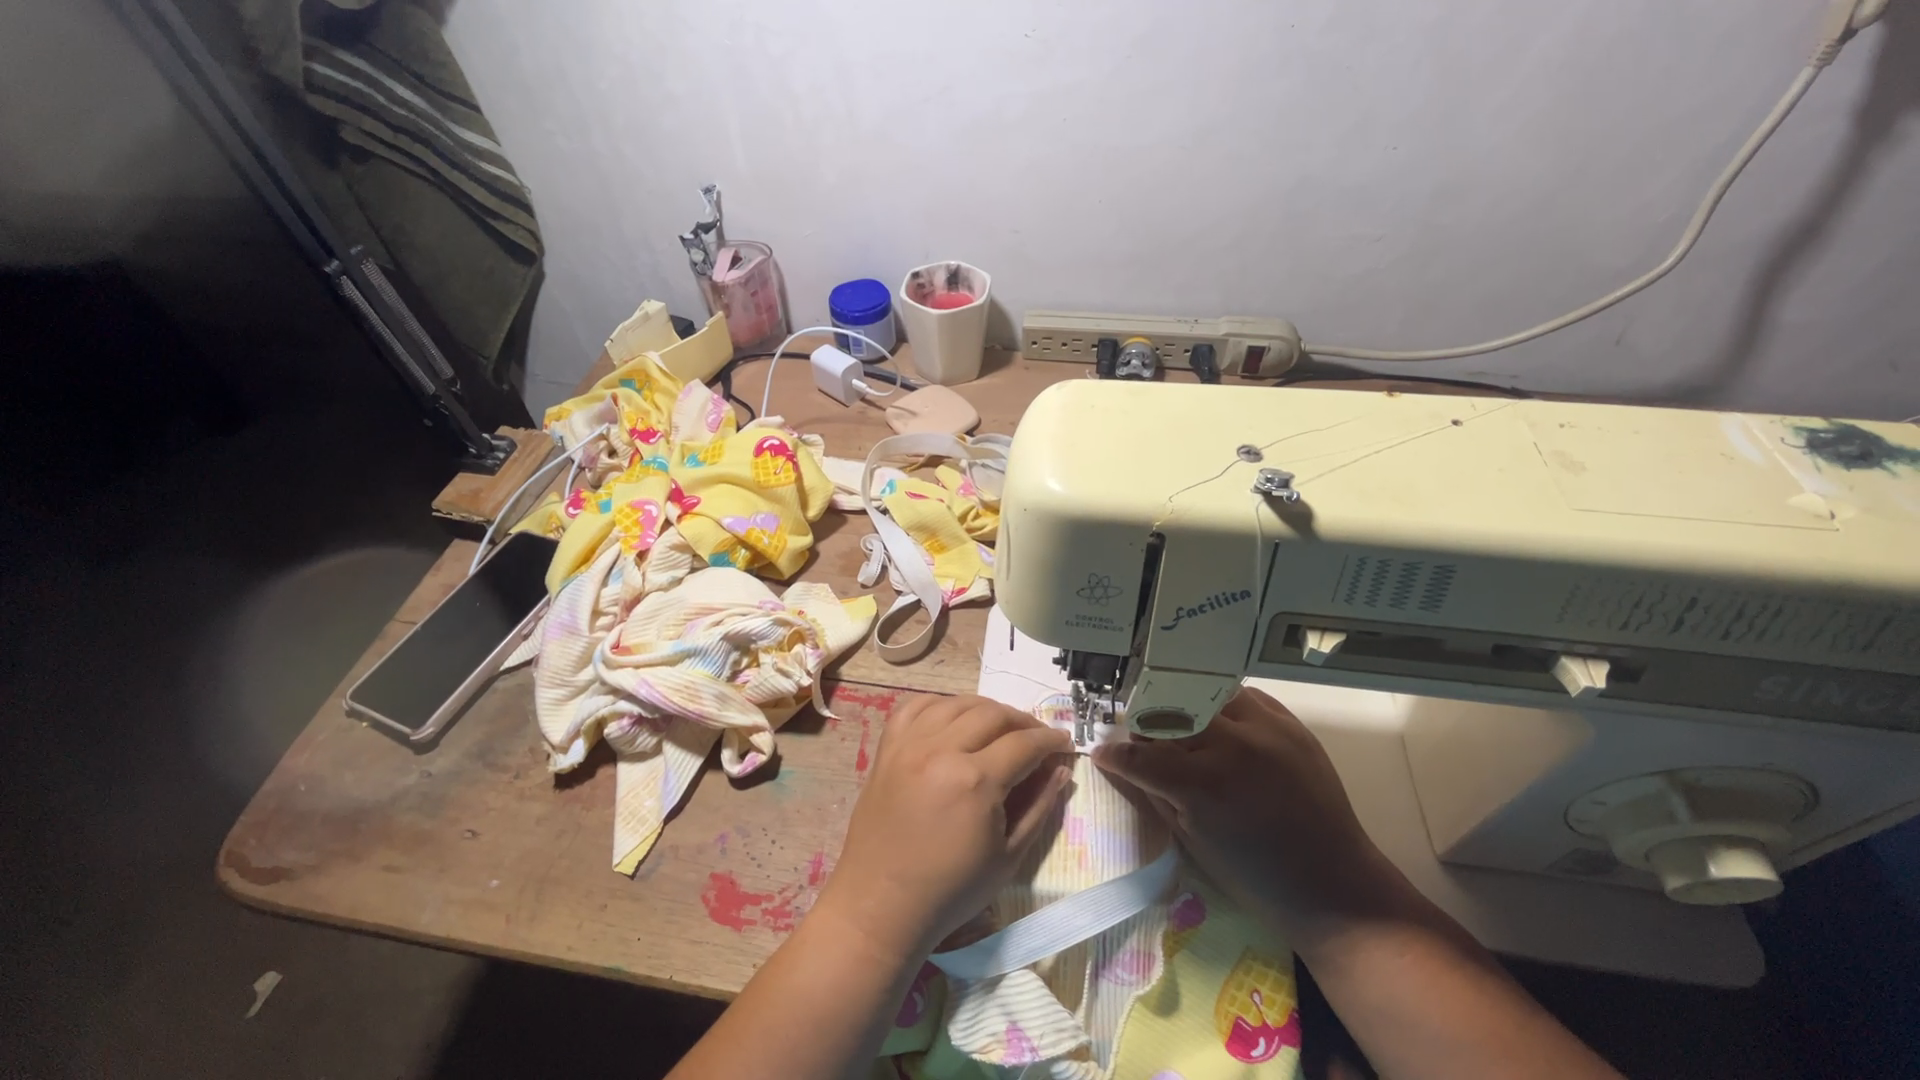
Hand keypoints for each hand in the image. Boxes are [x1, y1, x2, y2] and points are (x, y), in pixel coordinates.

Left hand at [815, 695, 1073, 959]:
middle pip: (992, 714)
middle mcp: (940, 750)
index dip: (1050, 741)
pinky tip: (954, 719)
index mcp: (975, 780)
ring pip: (955, 704)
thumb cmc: (951, 890)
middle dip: (1022, 721)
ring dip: (985, 709)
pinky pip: (915, 707)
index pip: (1024, 743)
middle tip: (1037, 738)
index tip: (1065, 744)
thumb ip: (1039, 808)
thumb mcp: (1008, 857)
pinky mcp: (886, 750)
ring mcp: (909, 745)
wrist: (881, 905)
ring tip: (1000, 727)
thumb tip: (1061, 770)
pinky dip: (940, 705)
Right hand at [1092, 685, 1406, 950]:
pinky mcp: (1291, 724)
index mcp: (1202, 784)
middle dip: (1148, 724)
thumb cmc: (1255, 877)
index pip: (1140, 755)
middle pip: (1169, 712)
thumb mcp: (1192, 840)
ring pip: (1205, 695)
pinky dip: (1224, 708)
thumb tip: (1126, 765)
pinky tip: (1220, 727)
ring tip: (1183, 729)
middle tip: (1142, 740)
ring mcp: (1265, 729)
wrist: (1331, 882)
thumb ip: (1156, 793)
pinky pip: (1245, 697)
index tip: (1101, 752)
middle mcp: (1231, 745)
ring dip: (1186, 709)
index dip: (1114, 754)